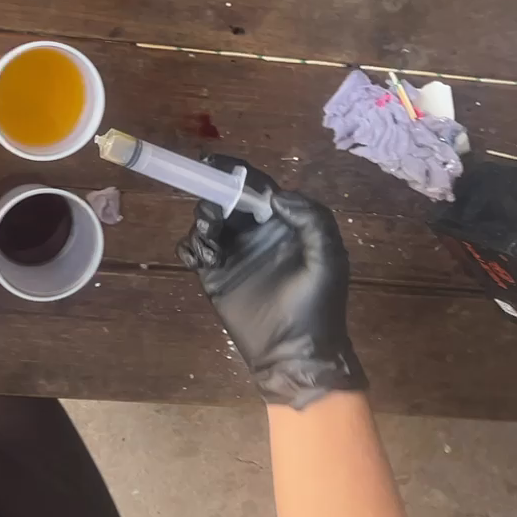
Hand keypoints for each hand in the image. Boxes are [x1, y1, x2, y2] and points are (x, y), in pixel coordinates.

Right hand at [176, 156, 364, 407]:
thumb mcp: (327, 259)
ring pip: (205, 222)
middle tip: (214, 221)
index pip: (255, 187)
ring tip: (212, 251)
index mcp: (282, 223)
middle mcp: (254, 233)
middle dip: (213, 201)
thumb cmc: (317, 305)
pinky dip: (189, 249)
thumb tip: (275, 196)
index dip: (234, 172)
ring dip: (201, 226)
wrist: (295, 353)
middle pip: (224, 201)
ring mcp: (231, 253)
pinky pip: (191, 249)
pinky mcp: (212, 274)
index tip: (211, 164)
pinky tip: (201, 262)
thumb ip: (311, 220)